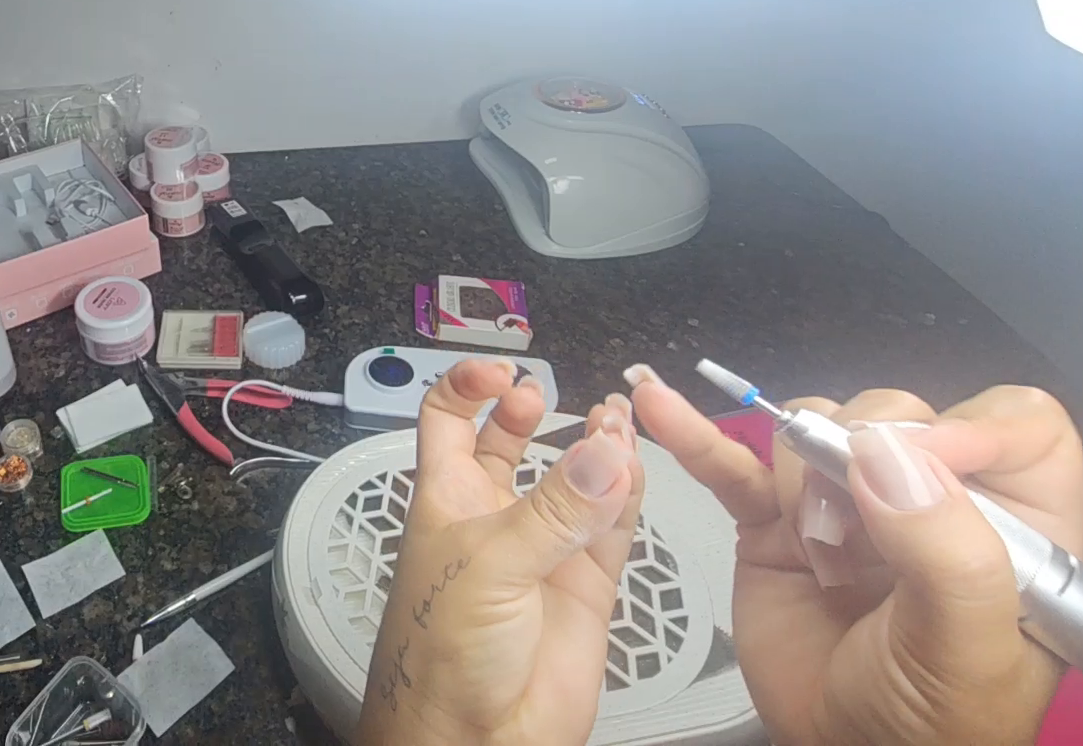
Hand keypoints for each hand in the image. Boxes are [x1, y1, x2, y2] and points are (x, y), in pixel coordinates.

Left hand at [357, 360, 644, 745]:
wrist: (476, 735)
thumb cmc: (446, 640)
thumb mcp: (488, 563)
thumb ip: (552, 511)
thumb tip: (607, 450)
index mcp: (446, 494)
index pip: (445, 419)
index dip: (465, 387)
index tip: (500, 372)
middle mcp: (491, 511)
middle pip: (504, 442)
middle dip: (524, 411)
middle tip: (549, 395)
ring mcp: (541, 544)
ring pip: (569, 479)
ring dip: (591, 447)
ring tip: (616, 416)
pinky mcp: (586, 582)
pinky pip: (611, 526)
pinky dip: (628, 495)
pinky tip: (637, 463)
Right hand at [629, 367, 1082, 745]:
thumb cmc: (926, 720)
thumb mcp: (961, 652)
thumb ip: (945, 554)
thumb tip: (880, 450)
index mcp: (1007, 529)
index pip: (1012, 430)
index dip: (966, 428)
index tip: (908, 464)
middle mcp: (922, 504)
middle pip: (888, 420)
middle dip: (853, 455)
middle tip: (843, 524)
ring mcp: (836, 508)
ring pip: (806, 431)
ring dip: (791, 471)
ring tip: (801, 538)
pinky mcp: (765, 519)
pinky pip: (725, 463)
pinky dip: (689, 434)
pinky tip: (658, 405)